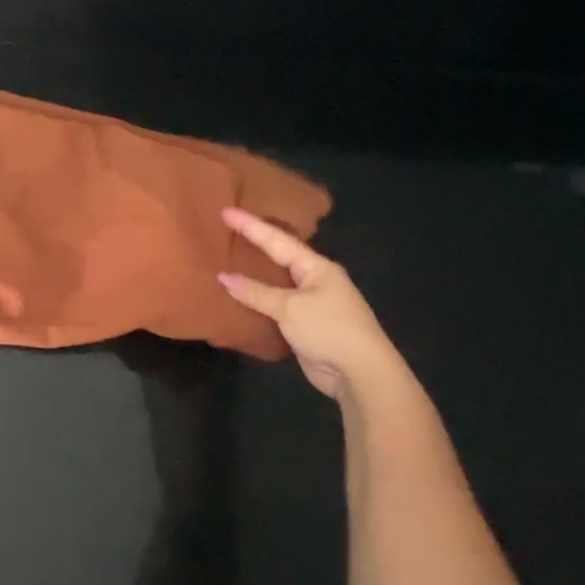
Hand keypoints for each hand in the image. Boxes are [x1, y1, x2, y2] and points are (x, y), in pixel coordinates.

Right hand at [217, 208, 403, 400]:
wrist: (361, 374)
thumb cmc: (330, 330)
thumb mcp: (290, 308)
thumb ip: (256, 292)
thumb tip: (223, 277)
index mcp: (317, 268)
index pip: (277, 240)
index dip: (250, 225)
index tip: (225, 210)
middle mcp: (315, 280)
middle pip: (279, 256)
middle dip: (254, 243)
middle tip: (225, 228)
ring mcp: (311, 303)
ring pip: (275, 281)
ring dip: (253, 273)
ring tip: (226, 257)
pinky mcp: (304, 324)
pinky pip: (274, 304)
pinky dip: (256, 299)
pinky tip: (238, 295)